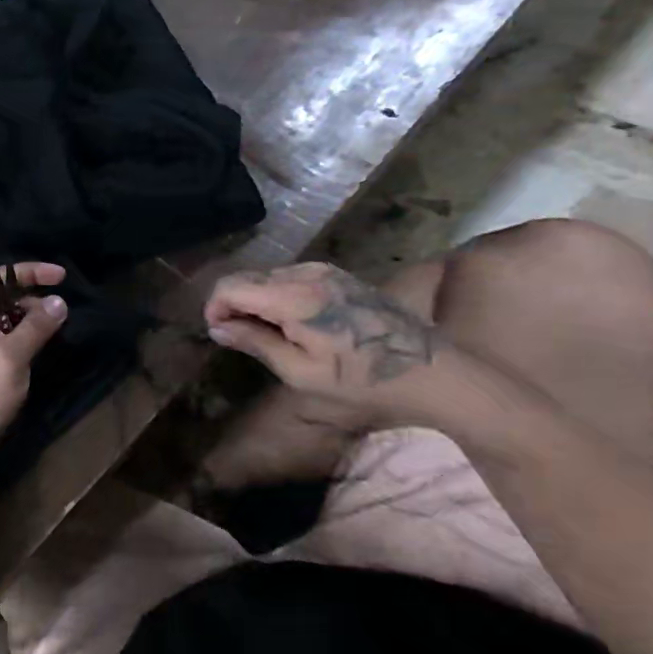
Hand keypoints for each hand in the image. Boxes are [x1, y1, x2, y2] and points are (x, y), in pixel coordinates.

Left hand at [0, 262, 68, 463]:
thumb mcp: (12, 355)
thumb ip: (36, 326)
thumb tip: (59, 301)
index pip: (2, 278)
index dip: (32, 272)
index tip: (62, 276)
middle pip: (8, 297)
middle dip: (37, 299)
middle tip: (63, 314)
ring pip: (13, 319)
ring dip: (35, 319)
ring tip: (57, 330)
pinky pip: (13, 337)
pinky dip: (30, 336)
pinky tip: (45, 346)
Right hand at [203, 261, 452, 424]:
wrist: (438, 375)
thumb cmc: (365, 382)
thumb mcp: (301, 374)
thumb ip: (255, 343)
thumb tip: (217, 327)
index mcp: (293, 297)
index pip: (230, 286)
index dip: (214, 307)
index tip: (218, 333)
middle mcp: (306, 274)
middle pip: (246, 277)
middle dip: (233, 303)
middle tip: (239, 336)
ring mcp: (325, 271)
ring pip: (267, 276)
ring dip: (255, 299)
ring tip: (265, 332)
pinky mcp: (339, 276)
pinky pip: (291, 277)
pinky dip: (277, 295)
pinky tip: (292, 323)